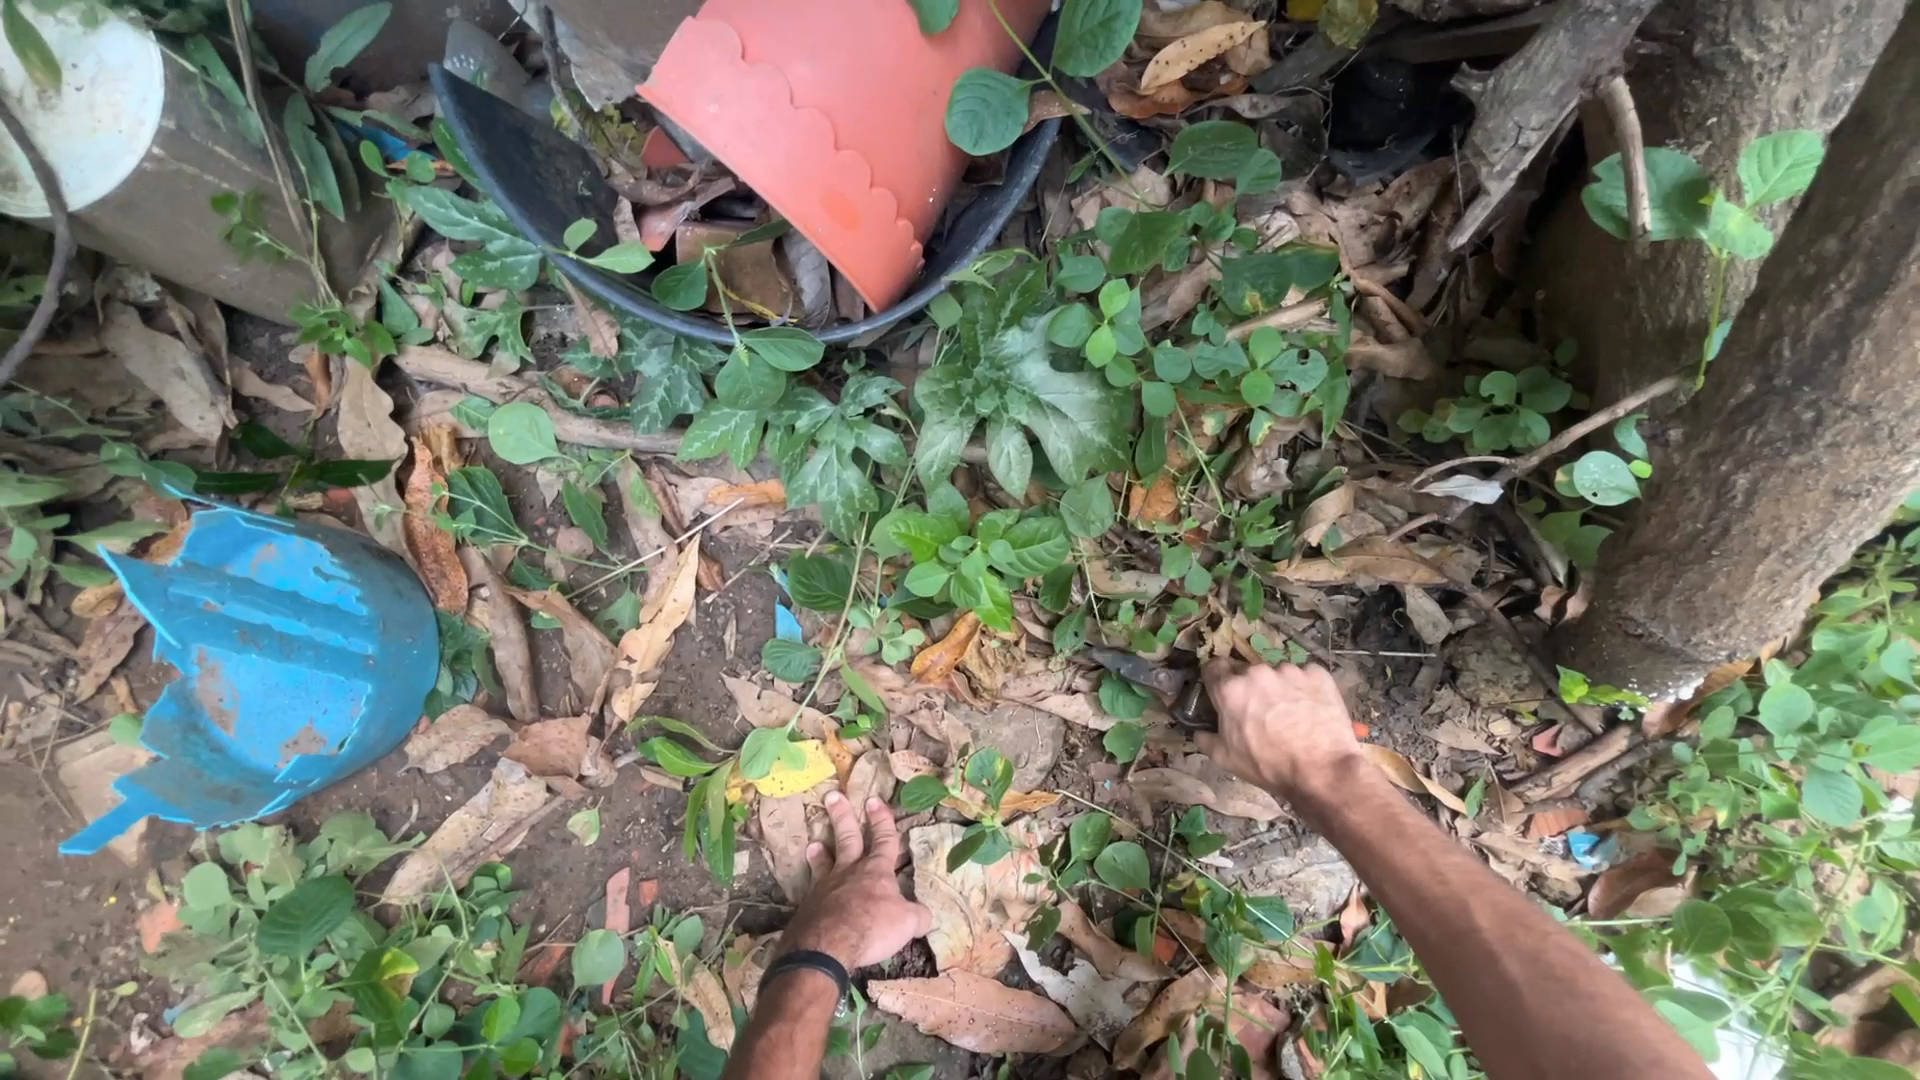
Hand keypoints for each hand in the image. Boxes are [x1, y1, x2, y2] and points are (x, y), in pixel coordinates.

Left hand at [776, 792, 932, 969]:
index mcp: (877, 870)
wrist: (827, 945)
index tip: (874, 799)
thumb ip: (918, 916)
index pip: (884, 839)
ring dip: (820, 852)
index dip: (882, 819)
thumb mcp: (907, 923)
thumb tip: (926, 915)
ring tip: (814, 844)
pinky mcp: (810, 905)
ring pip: (825, 862)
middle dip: (843, 815)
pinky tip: (809, 891)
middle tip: (832, 795)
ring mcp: (826, 886)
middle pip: (848, 837)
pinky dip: (813, 887)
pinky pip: (812, 889)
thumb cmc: (871, 927)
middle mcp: (850, 871)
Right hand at [1197, 661, 1362, 801]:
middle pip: (1247, 672)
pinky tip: (1310, 708)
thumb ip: (1205, 739)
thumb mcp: (1226, 759)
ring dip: (1279, 688)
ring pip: (1277, 674)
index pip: (1213, 667)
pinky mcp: (1317, 674)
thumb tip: (1199, 731)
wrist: (1323, 771)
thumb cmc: (1269, 766)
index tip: (1225, 692)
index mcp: (1230, 689)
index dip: (1217, 680)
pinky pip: (1305, 676)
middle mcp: (1256, 672)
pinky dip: (1305, 688)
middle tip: (1261, 711)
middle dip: (1251, 687)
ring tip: (1291, 713)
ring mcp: (1289, 670)